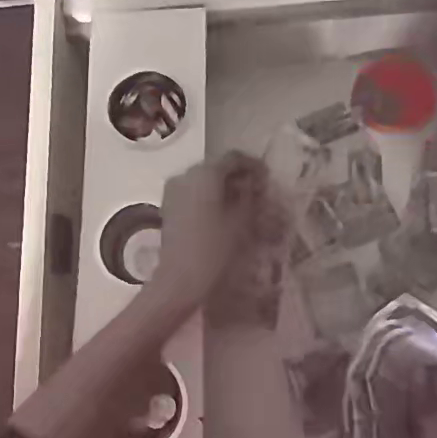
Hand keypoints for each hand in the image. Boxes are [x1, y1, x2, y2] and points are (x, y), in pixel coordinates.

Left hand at [145, 151, 268, 313]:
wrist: (179, 280)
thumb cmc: (214, 249)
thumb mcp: (241, 220)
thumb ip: (250, 196)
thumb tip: (254, 185)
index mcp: (205, 173)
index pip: (233, 158)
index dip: (253, 165)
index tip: (268, 178)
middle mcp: (186, 174)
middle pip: (217, 167)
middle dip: (238, 176)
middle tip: (258, 192)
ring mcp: (174, 190)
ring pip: (204, 180)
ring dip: (224, 187)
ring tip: (243, 204)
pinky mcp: (168, 206)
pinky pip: (193, 193)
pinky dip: (210, 197)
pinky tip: (223, 213)